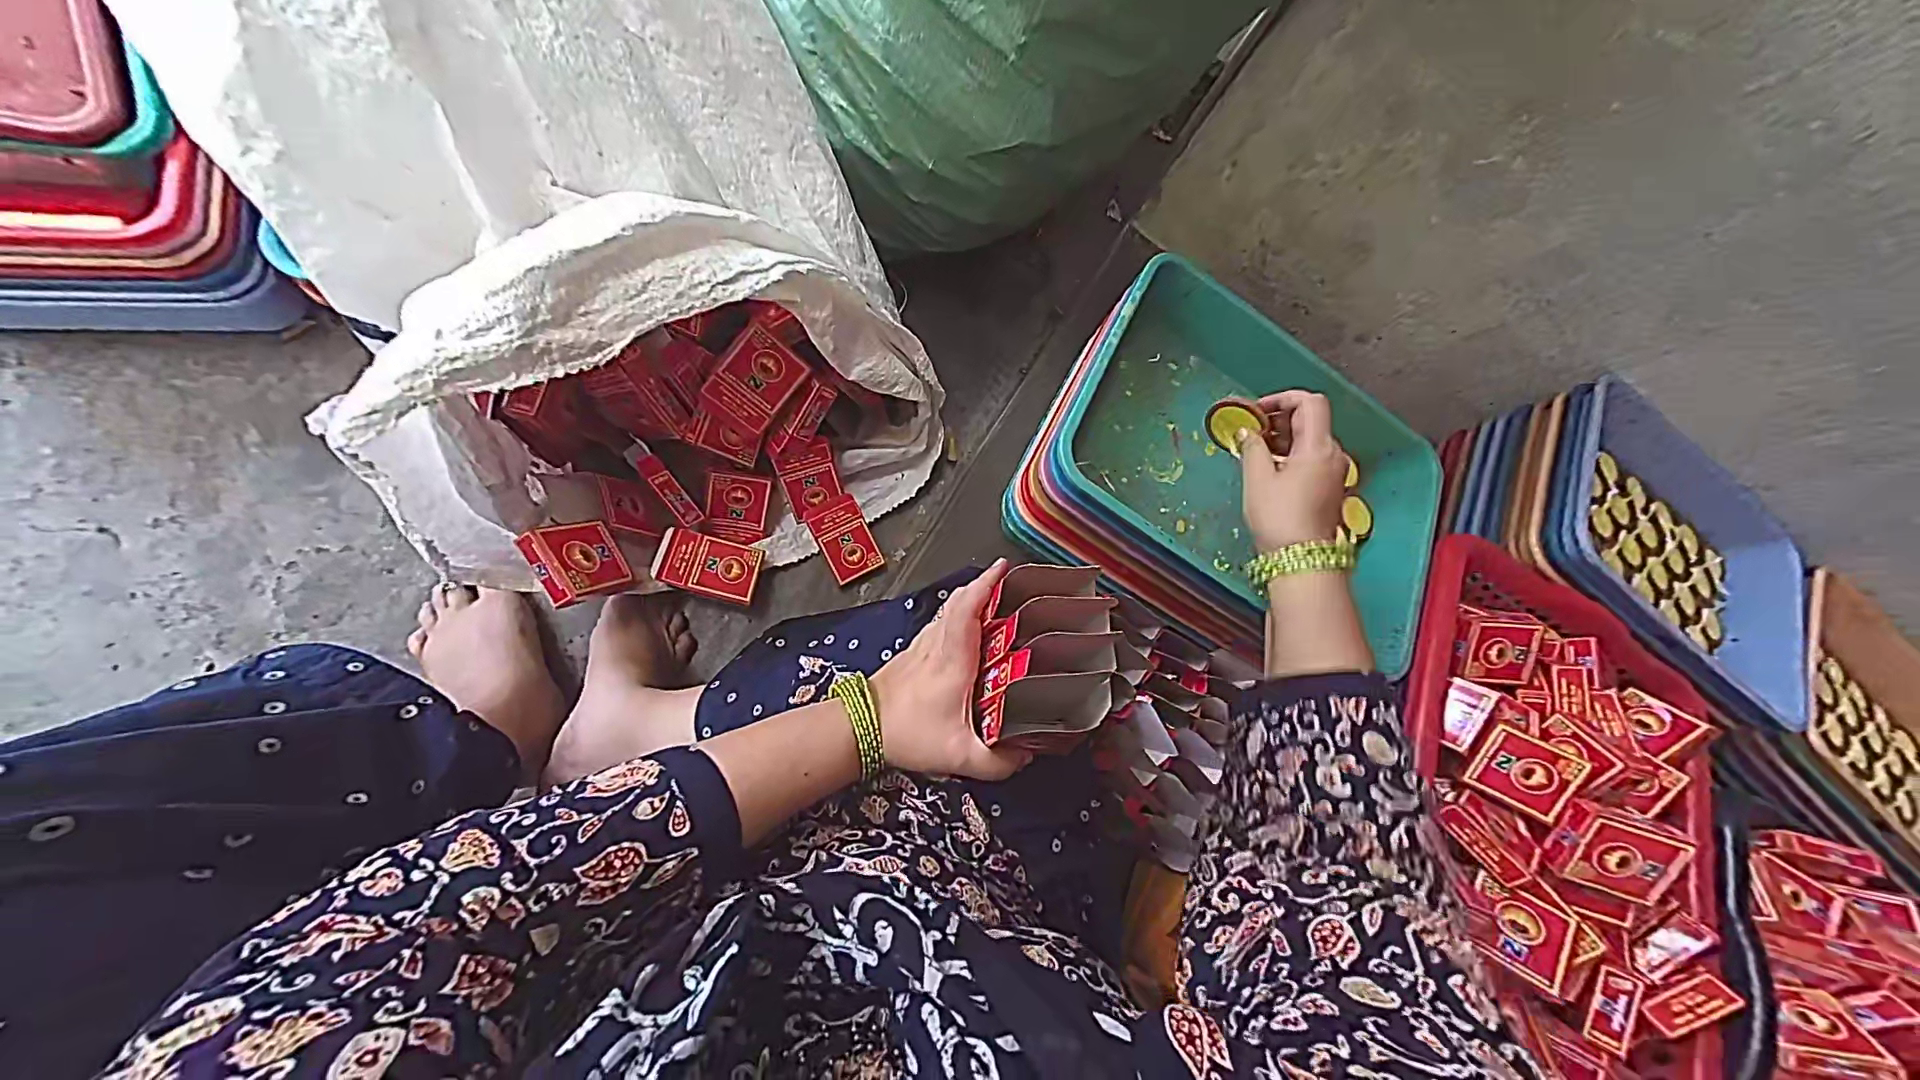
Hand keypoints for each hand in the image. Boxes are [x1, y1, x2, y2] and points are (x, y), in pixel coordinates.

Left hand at [870, 559, 1032, 780]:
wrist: (860, 728)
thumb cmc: (905, 734)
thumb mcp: (958, 755)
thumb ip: (997, 761)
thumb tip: (1026, 754)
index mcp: (952, 660)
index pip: (968, 608)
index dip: (986, 584)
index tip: (1003, 567)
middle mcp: (937, 644)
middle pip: (960, 601)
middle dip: (985, 584)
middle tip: (1010, 581)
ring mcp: (922, 645)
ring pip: (948, 610)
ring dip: (971, 598)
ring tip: (996, 601)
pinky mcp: (914, 653)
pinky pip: (940, 623)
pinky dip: (957, 616)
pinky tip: (969, 630)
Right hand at [1239, 390, 1349, 551]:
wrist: (1301, 559)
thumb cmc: (1279, 518)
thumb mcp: (1257, 479)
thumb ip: (1253, 447)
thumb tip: (1248, 432)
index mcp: (1319, 447)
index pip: (1310, 402)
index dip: (1282, 399)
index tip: (1257, 410)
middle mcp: (1334, 455)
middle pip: (1311, 421)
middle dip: (1279, 419)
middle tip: (1250, 431)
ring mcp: (1335, 473)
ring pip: (1310, 441)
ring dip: (1284, 439)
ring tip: (1255, 451)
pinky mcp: (1330, 488)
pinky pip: (1312, 460)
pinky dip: (1291, 456)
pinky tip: (1269, 469)